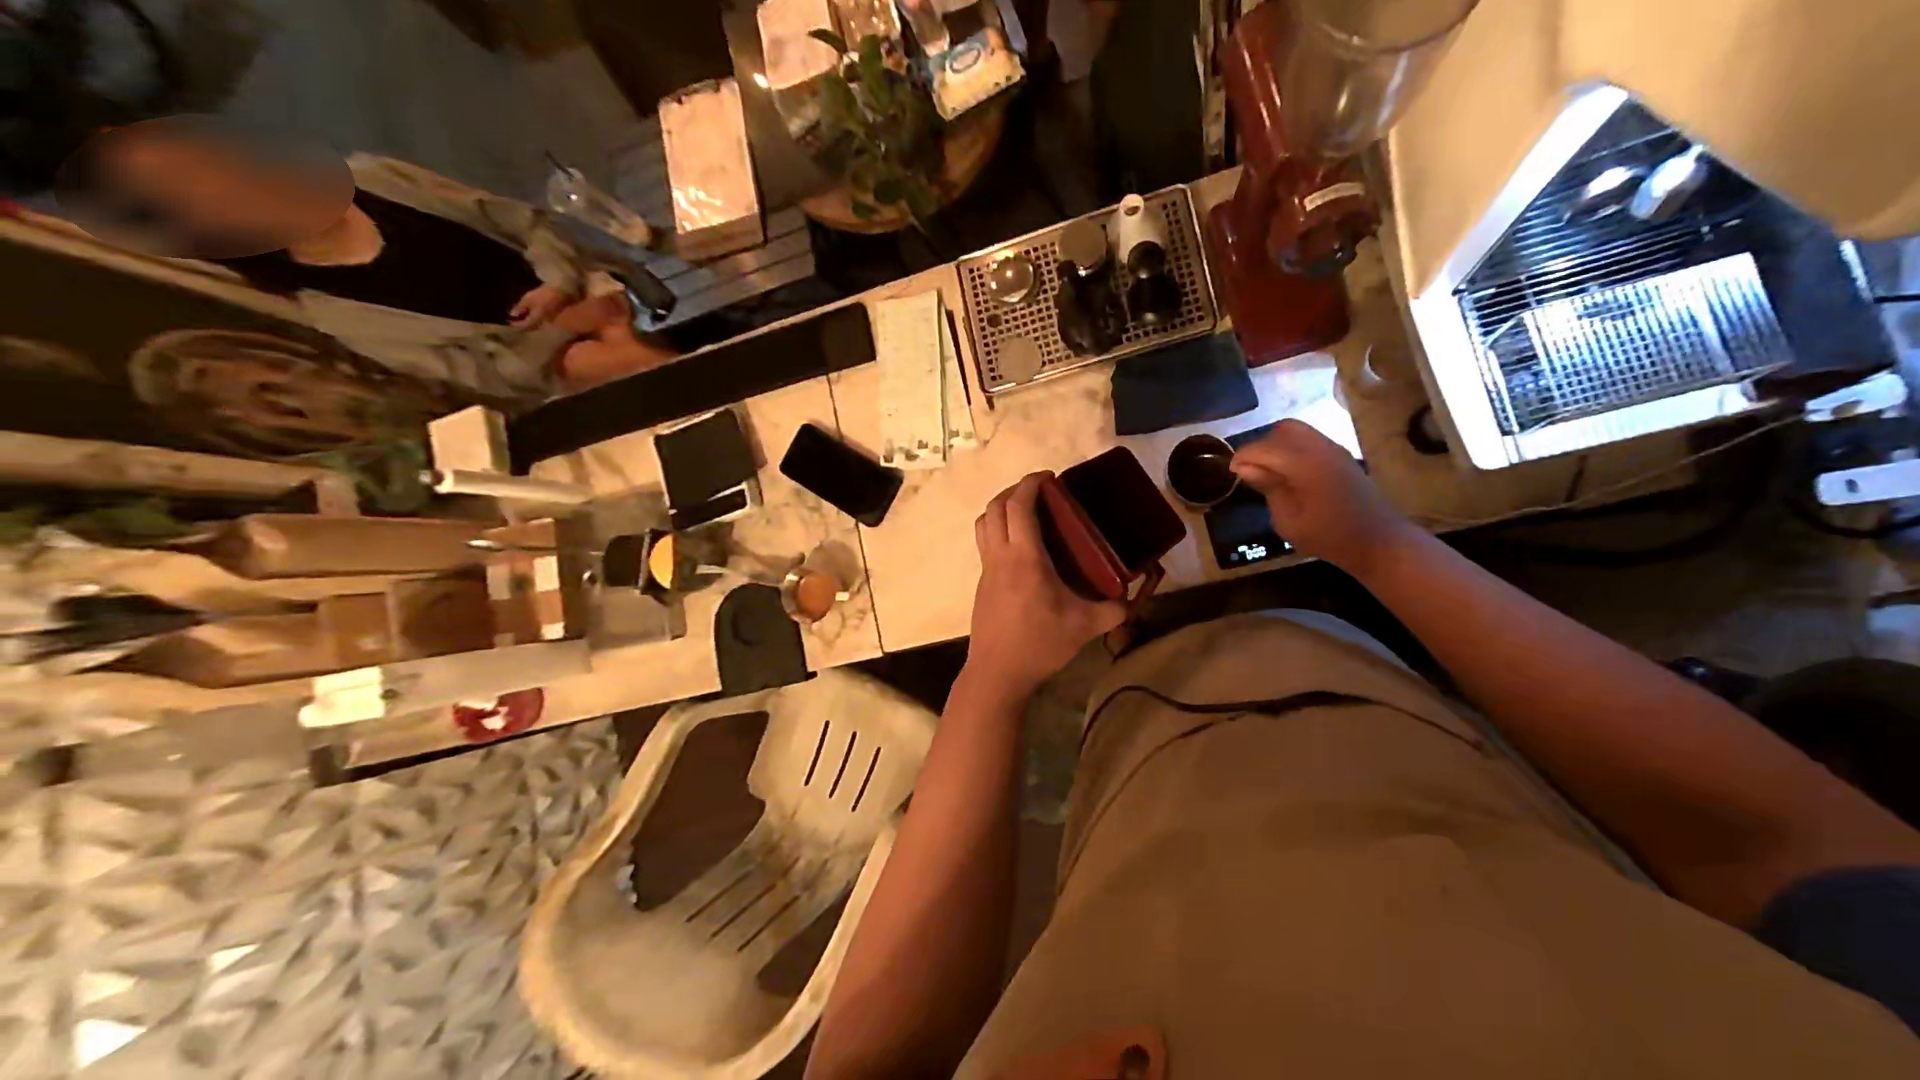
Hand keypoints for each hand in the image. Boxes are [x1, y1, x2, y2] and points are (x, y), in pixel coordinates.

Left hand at [509, 284, 575, 327]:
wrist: (564, 293)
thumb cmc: (545, 295)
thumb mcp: (529, 299)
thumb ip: (520, 307)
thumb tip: (512, 314)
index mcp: (536, 320)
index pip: (524, 326)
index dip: (516, 325)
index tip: (510, 322)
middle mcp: (543, 323)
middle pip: (531, 327)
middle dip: (523, 325)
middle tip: (516, 321)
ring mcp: (550, 321)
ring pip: (537, 325)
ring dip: (530, 323)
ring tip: (524, 318)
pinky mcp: (554, 317)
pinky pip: (542, 321)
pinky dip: (536, 319)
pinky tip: (533, 315)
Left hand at [962, 473, 1126, 699]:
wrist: (997, 673)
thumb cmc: (1039, 645)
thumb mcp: (1084, 627)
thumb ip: (1113, 610)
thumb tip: (1132, 598)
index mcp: (1024, 558)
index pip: (1019, 506)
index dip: (1031, 483)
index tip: (1049, 477)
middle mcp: (1000, 556)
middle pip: (995, 507)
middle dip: (1014, 490)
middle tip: (1039, 491)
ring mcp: (986, 570)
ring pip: (983, 524)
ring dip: (1001, 509)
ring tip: (1026, 513)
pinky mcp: (982, 584)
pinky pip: (985, 544)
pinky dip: (999, 531)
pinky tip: (1022, 549)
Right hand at [1229, 419, 1416, 577]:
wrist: (1378, 540)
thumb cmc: (1329, 537)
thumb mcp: (1288, 520)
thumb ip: (1268, 488)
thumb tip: (1246, 467)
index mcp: (1306, 465)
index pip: (1265, 448)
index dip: (1243, 457)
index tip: (1231, 472)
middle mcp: (1321, 449)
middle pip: (1282, 430)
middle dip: (1262, 446)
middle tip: (1253, 471)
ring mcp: (1334, 449)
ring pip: (1297, 431)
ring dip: (1277, 446)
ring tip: (1269, 472)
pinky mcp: (1340, 455)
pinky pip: (1309, 440)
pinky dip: (1292, 449)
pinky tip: (1288, 473)